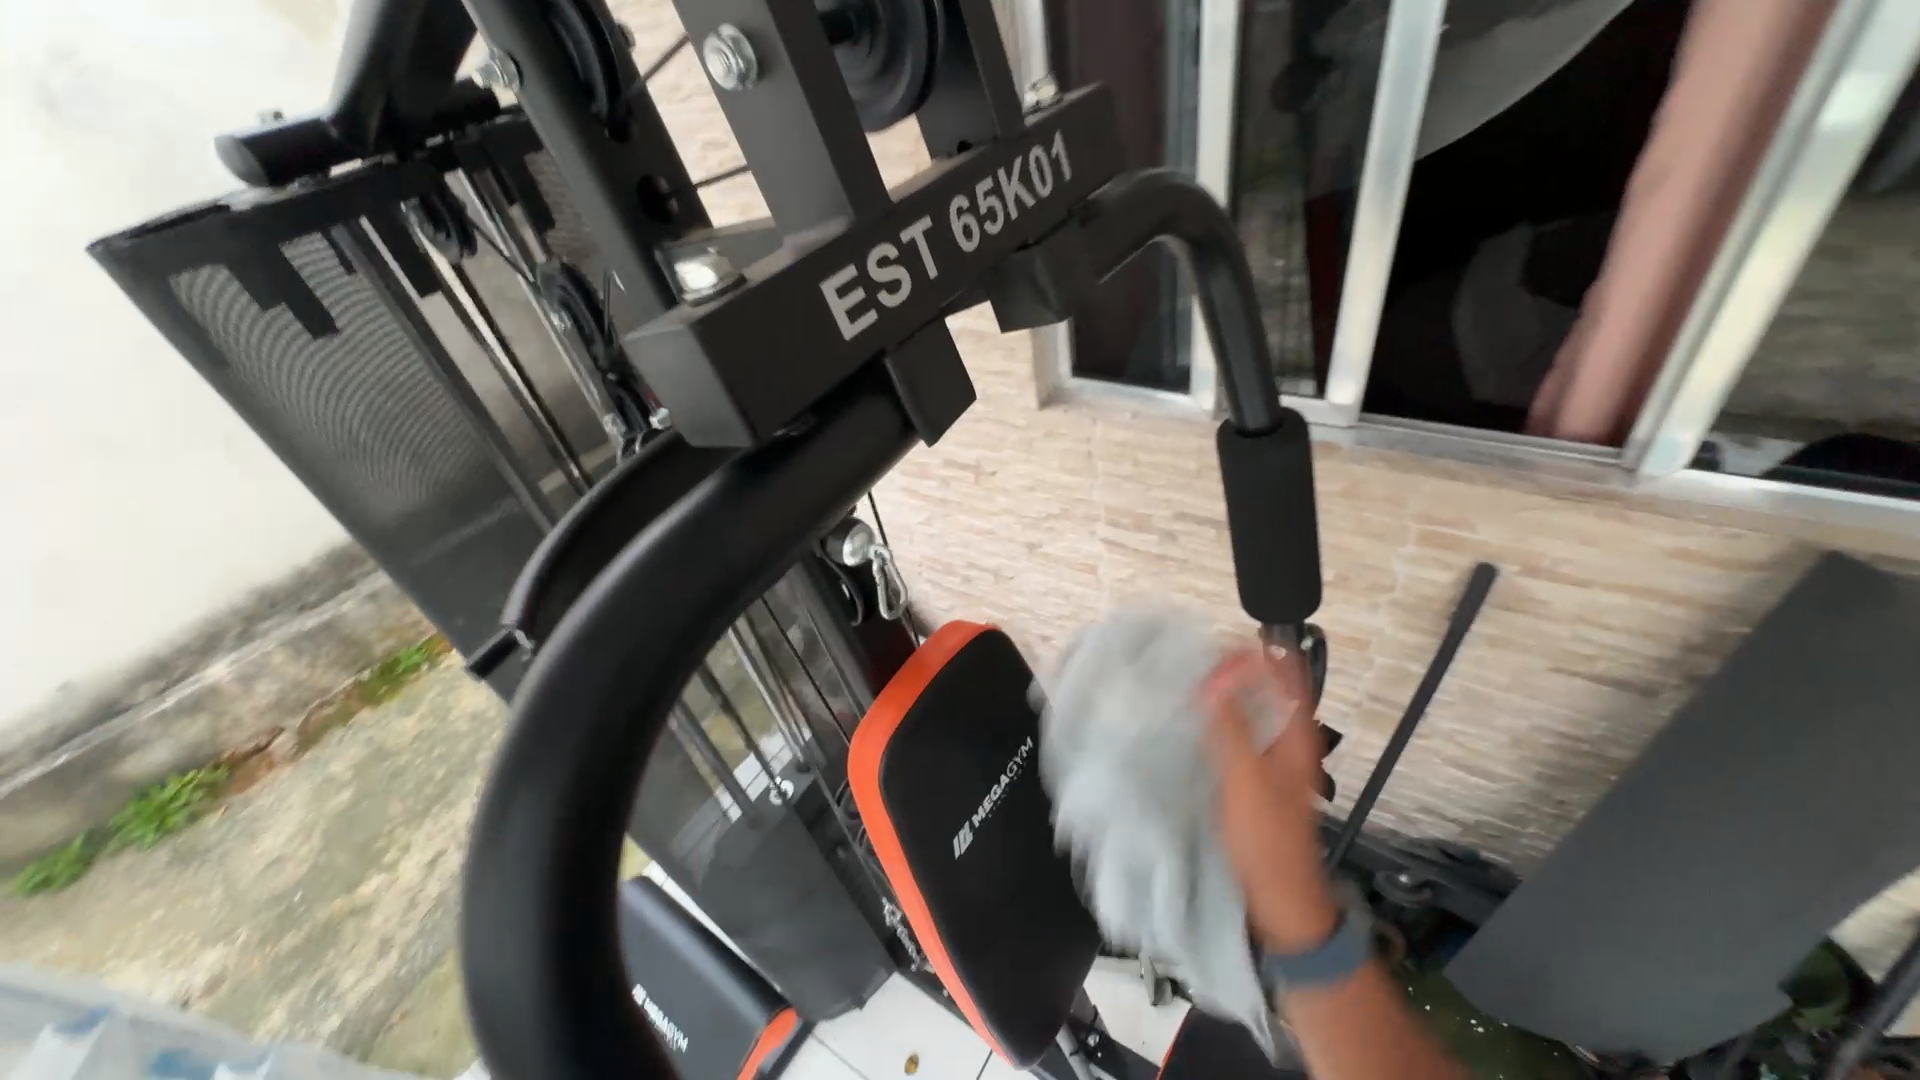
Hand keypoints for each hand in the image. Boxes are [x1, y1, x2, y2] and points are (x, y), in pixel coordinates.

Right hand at [1203, 645, 1339, 951]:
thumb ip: (1231, 728)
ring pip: (1249, 712)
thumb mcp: (1247, 779)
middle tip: (1193, 656)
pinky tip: (1189, 723)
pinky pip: (1236, 735)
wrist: (1279, 898)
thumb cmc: (1268, 840)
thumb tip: (1214, 678)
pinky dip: (1217, 721)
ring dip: (1223, 694)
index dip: (1259, 653)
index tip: (1219, 643)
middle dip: (1234, 669)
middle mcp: (1287, 740)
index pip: (1286, 675)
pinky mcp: (1253, 777)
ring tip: (1185, 682)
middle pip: (1265, 689)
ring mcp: (1271, 760)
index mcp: (1296, 735)